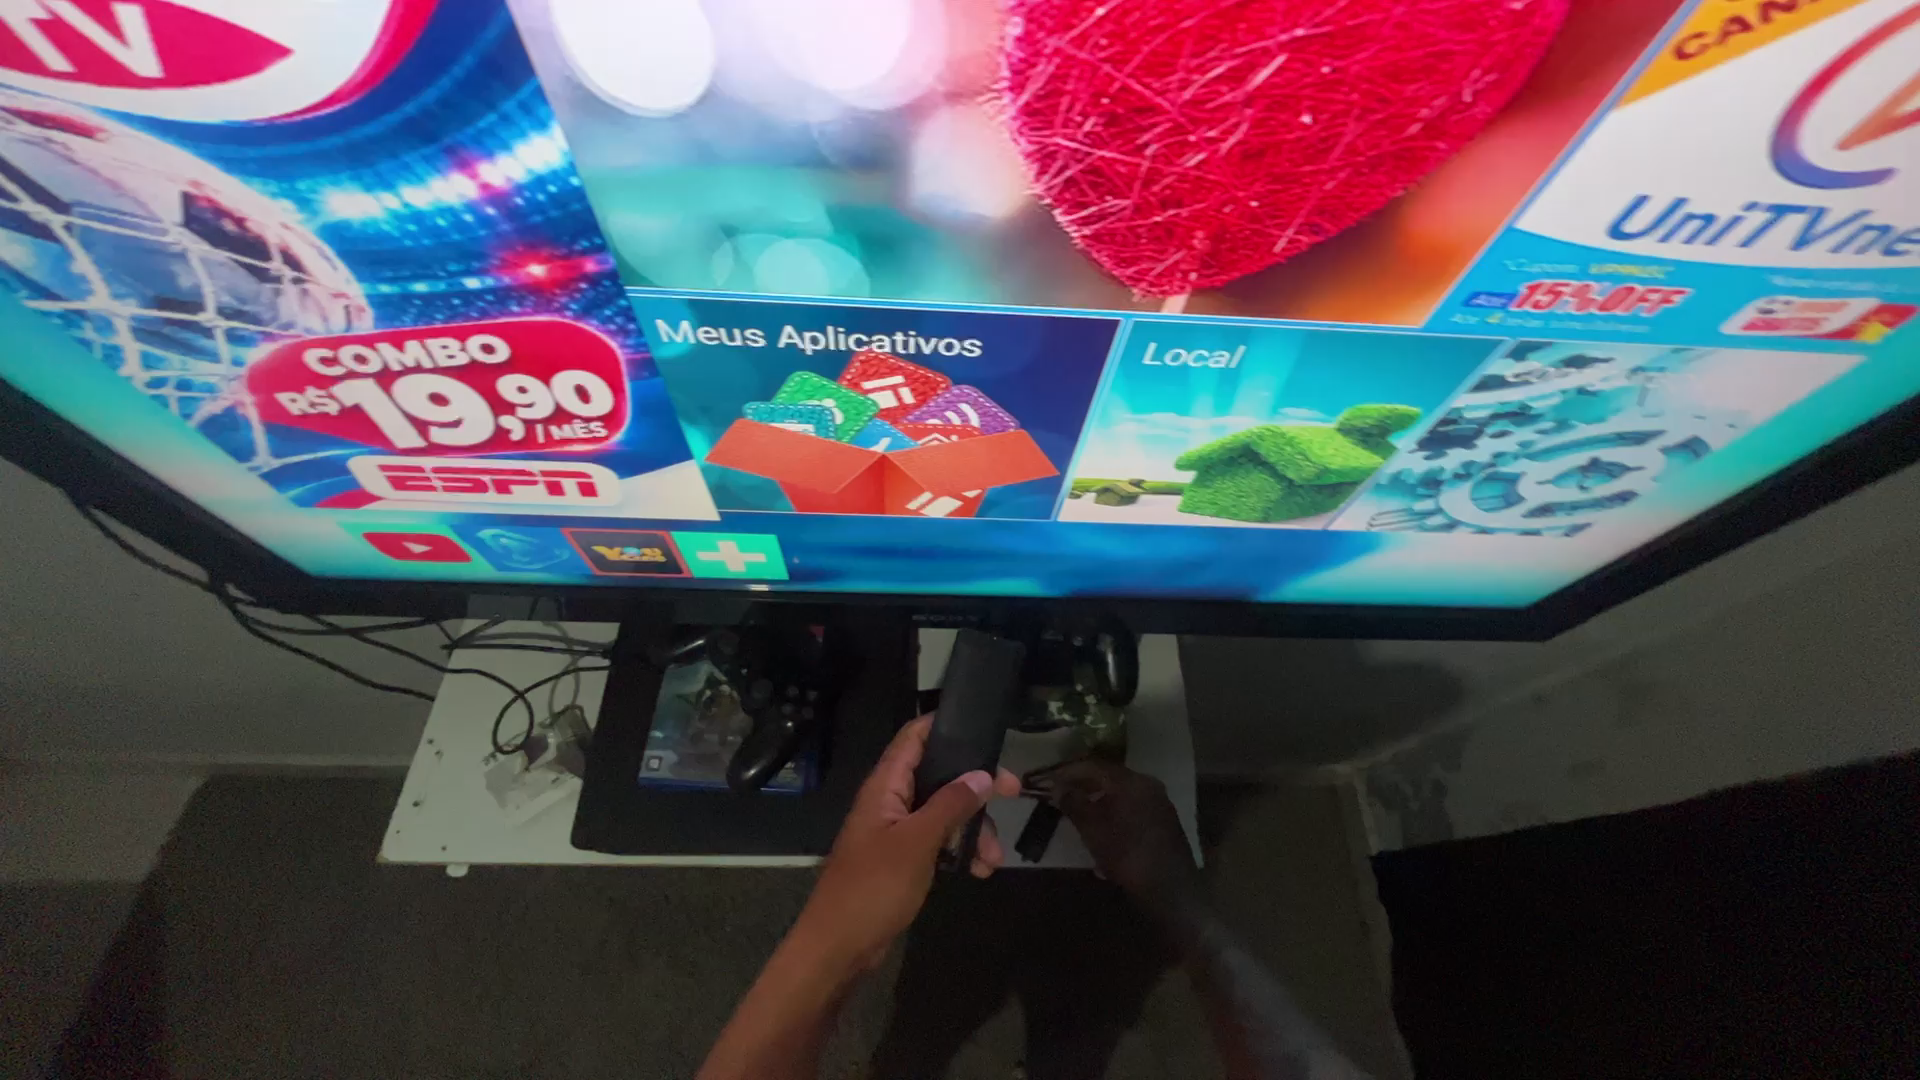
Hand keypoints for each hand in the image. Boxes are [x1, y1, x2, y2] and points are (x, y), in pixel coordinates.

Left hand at [793, 716, 1020, 969]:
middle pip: (938, 775)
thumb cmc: (874, 886)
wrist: (838, 948)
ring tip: (993, 859)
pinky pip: (937, 841)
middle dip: (975, 786)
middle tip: (1013, 793)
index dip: (945, 726)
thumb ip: (951, 805)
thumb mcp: (917, 842)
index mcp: (886, 785)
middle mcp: (891, 800)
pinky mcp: (902, 858)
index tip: (983, 729)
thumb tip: (983, 774)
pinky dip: (959, 850)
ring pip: (943, 812)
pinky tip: (979, 870)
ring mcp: (896, 830)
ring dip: (972, 828)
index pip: (914, 737)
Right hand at [1048, 760, 1201, 918]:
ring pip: (1122, 796)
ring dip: (1099, 804)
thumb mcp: (1091, 828)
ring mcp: (1160, 804)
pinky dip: (1116, 816)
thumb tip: (1057, 787)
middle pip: (1109, 779)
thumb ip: (1072, 803)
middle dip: (1084, 788)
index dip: (1069, 772)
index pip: (1093, 766)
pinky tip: (1104, 835)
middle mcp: (1148, 785)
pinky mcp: (1166, 823)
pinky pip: (1134, 811)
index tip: (1051, 781)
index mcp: (1130, 780)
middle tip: (1063, 798)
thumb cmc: (1126, 853)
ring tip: (1080, 818)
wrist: (1170, 890)